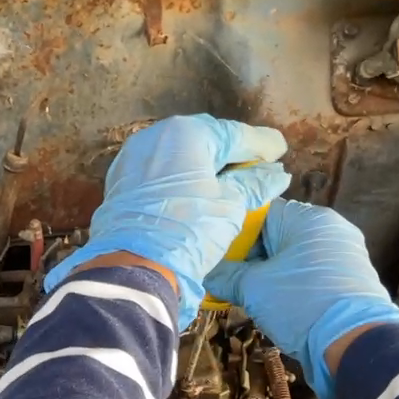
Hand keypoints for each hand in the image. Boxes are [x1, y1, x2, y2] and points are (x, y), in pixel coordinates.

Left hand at [47, 115, 289, 324]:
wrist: (134, 264)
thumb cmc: (189, 229)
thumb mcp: (230, 205)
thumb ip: (254, 183)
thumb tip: (276, 173)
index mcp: (186, 133)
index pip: (234, 135)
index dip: (260, 144)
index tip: (278, 152)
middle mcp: (155, 136)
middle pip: (204, 140)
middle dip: (230, 151)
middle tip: (254, 164)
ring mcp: (132, 157)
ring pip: (178, 154)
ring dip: (203, 163)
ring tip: (227, 178)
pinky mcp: (120, 181)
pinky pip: (159, 170)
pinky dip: (179, 175)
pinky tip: (194, 188)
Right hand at [203, 199, 398, 398]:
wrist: (353, 343)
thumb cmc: (299, 302)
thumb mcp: (253, 287)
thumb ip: (225, 276)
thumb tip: (207, 276)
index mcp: (309, 219)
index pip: (260, 212)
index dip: (232, 231)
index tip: (213, 252)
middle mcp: (330, 230)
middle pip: (275, 235)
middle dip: (247, 257)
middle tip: (223, 277)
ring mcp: (342, 256)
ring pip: (289, 258)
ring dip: (264, 274)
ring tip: (241, 293)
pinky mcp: (346, 281)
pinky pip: (305, 275)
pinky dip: (285, 285)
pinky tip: (267, 303)